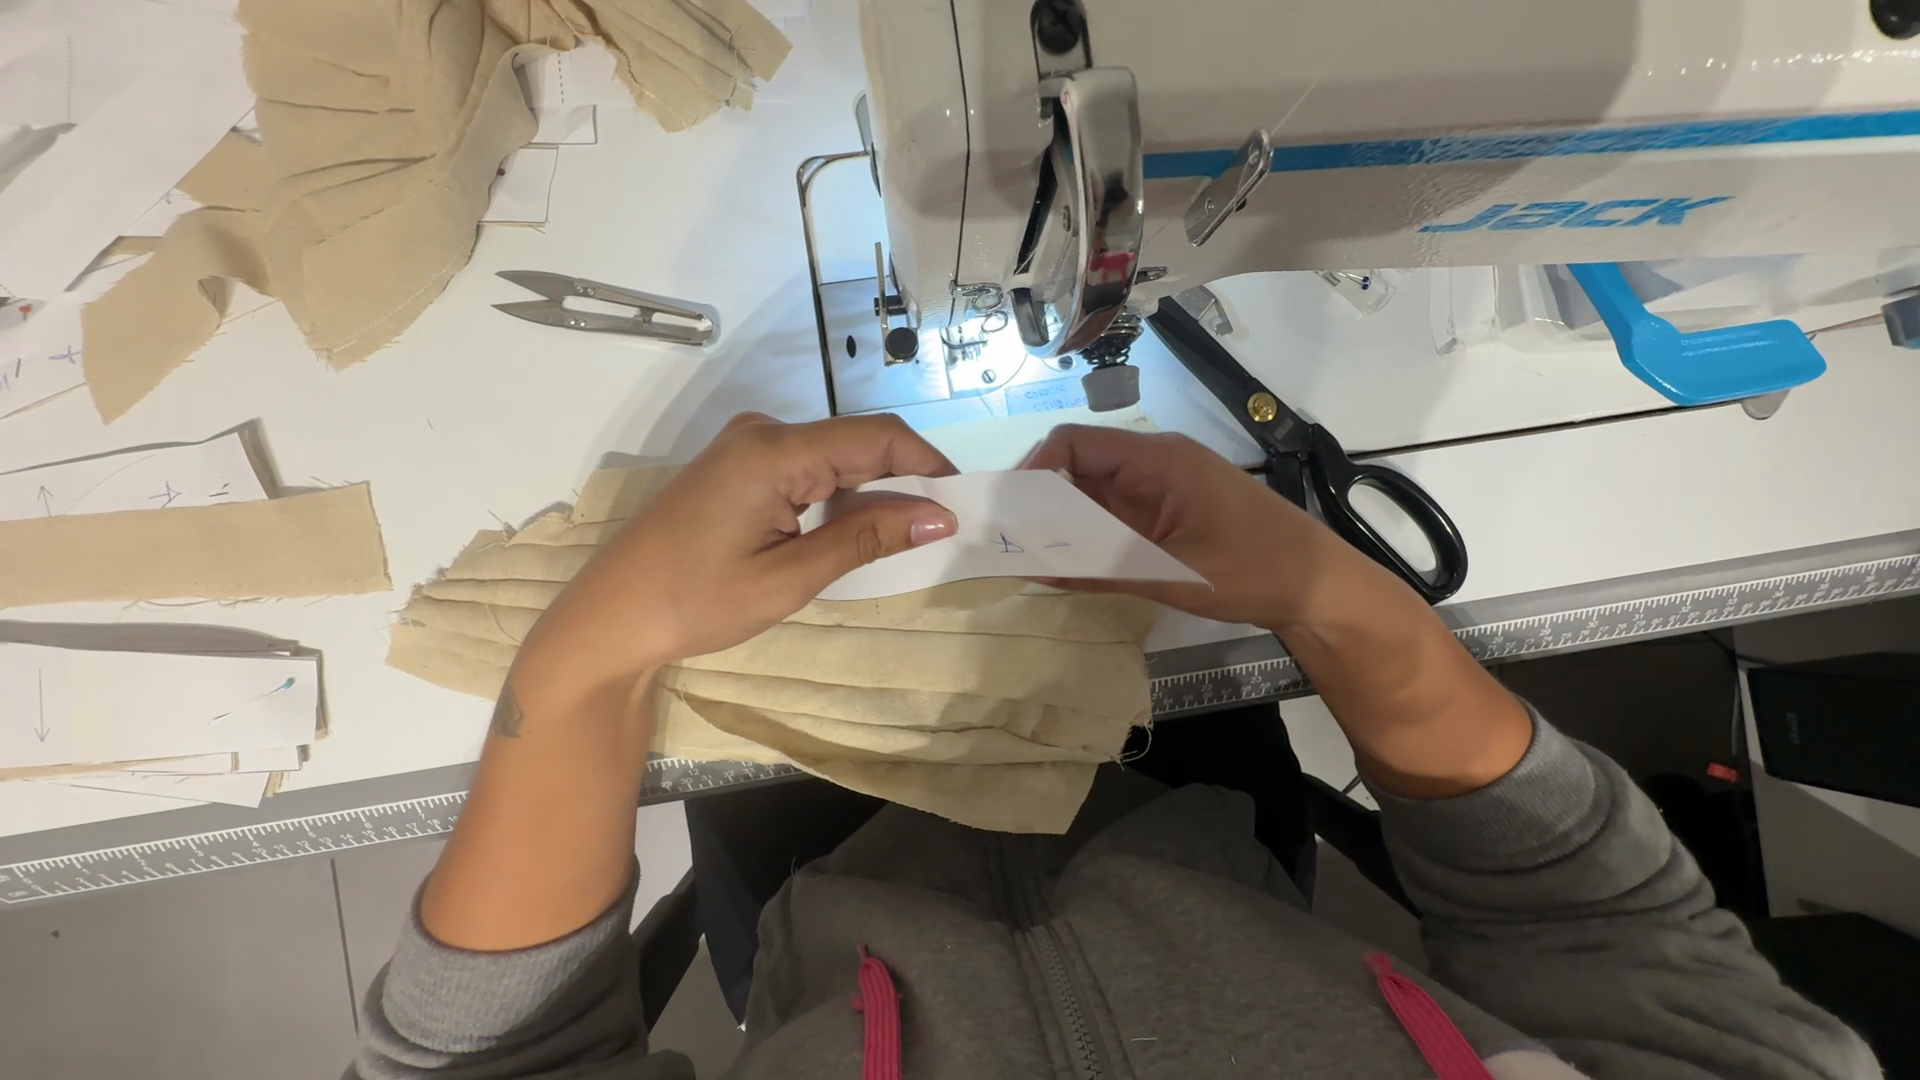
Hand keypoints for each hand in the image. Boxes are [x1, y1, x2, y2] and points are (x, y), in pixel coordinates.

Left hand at [517, 413, 957, 699]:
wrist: (610, 618)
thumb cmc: (696, 603)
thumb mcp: (790, 577)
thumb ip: (867, 538)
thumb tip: (940, 515)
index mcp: (775, 450)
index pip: (877, 436)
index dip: (928, 463)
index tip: (960, 504)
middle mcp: (763, 431)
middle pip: (858, 441)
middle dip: (904, 481)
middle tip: (934, 532)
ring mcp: (747, 445)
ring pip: (835, 455)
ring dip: (872, 491)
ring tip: (895, 540)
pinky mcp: (738, 464)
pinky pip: (808, 466)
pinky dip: (839, 494)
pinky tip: (848, 531)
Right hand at [1021, 424, 1374, 629]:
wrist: (1319, 589)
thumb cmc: (1254, 570)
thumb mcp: (1171, 572)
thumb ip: (1099, 568)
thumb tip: (1032, 568)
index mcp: (1157, 460)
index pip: (1075, 443)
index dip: (1034, 470)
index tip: (1007, 513)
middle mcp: (1153, 464)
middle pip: (1079, 467)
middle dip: (1040, 501)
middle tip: (1007, 540)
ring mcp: (1161, 489)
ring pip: (1093, 494)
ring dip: (1062, 522)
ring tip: (1028, 555)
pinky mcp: (1166, 514)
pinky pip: (1113, 515)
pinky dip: (1087, 537)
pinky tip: (1068, 563)